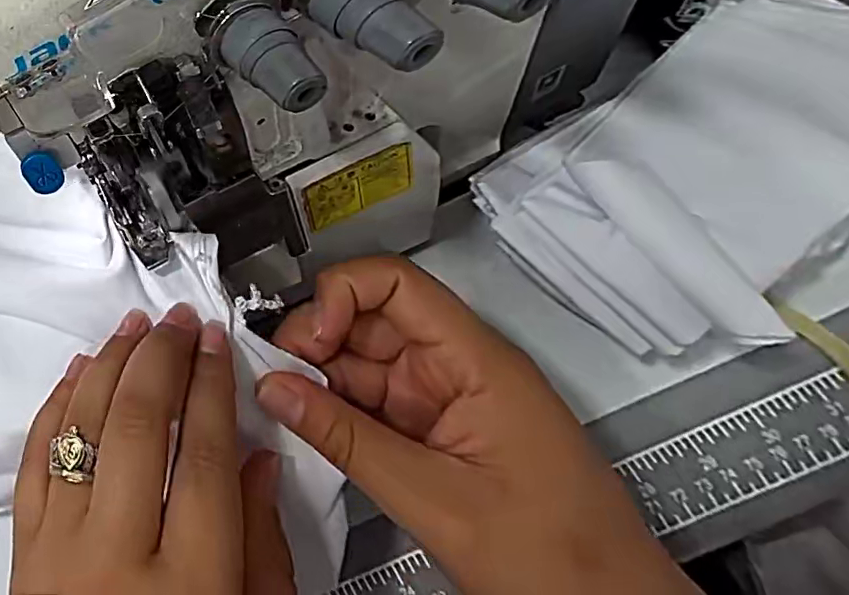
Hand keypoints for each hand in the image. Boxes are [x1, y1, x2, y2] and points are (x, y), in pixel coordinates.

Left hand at [12, 303, 293, 594]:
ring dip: (108, 364)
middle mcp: (114, 561)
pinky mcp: (22, 550)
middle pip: (136, 426)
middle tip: (177, 321)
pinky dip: (57, 404)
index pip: (202, 458)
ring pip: (80, 427)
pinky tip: (77, 371)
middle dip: (160, 358)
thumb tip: (255, 457)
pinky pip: (35, 457)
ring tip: (132, 327)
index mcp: (187, 590)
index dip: (212, 388)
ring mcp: (58, 551)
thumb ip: (262, 550)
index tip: (216, 345)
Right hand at [257, 257, 694, 594]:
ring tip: (289, 407)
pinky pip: (363, 398)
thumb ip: (347, 440)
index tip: (310, 338)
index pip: (394, 283)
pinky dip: (331, 408)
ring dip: (316, 377)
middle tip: (280, 377)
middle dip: (314, 340)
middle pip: (364, 318)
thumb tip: (278, 390)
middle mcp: (455, 366)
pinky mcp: (426, 427)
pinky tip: (311, 425)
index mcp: (477, 362)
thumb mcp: (441, 503)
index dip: (341, 295)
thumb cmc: (570, 570)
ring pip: (356, 358)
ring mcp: (438, 396)